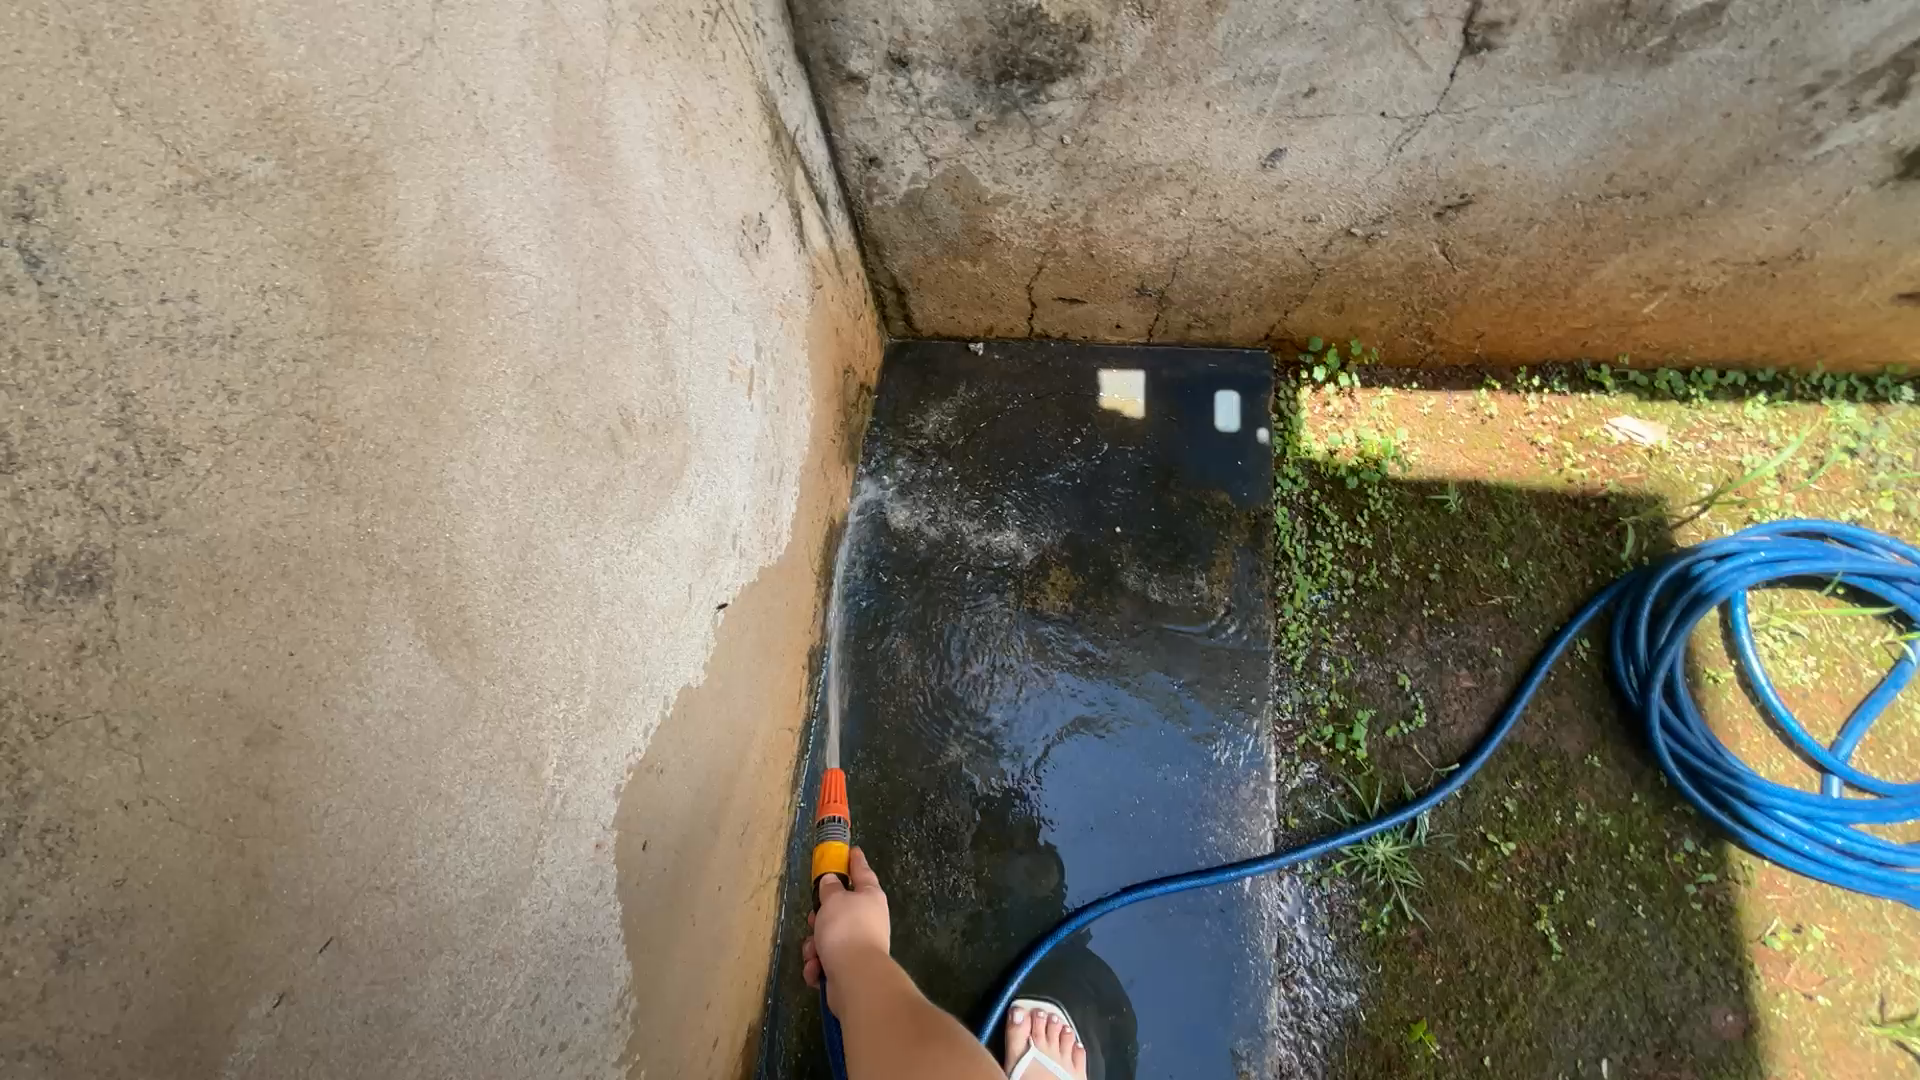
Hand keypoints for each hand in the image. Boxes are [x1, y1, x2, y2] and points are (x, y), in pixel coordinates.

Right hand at [802, 847, 889, 988]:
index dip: (855, 860)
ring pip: (827, 937)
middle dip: (820, 918)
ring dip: (815, 946)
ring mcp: (859, 945)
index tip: (851, 851)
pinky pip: (826, 961)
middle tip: (814, 920)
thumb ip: (830, 888)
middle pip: (839, 909)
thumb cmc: (845, 929)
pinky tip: (816, 970)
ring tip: (814, 953)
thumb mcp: (834, 900)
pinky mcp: (848, 968)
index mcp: (870, 896)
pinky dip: (817, 966)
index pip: (862, 871)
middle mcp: (868, 918)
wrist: (855, 977)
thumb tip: (831, 882)